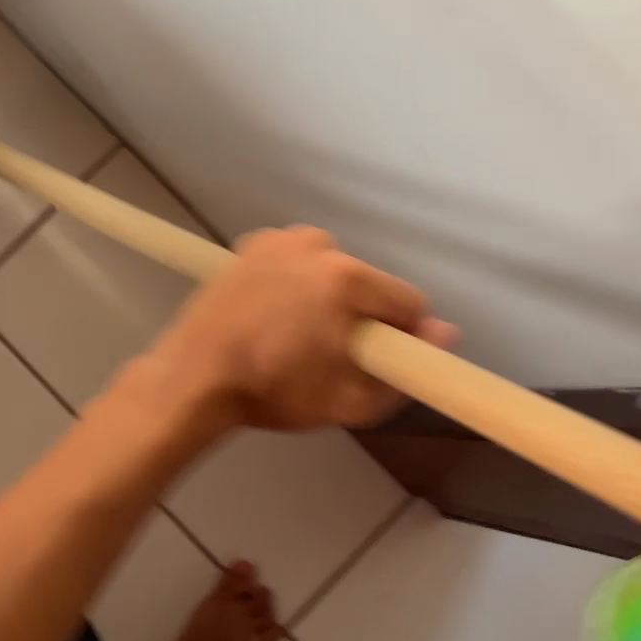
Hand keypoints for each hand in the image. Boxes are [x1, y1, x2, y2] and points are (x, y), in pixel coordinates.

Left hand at [143, 226, 457, 431]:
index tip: (380, 360)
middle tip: (330, 353)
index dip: (404, 336)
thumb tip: (444, 334)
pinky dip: (293, 283)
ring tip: (297, 336)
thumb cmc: (274, 389)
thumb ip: (406, 370)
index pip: (409, 302)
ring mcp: (275, 241)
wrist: (196, 374)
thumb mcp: (352, 400)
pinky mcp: (247, 247)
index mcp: (345, 277)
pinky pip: (293, 264)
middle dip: (360, 314)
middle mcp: (313, 245)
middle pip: (365, 282)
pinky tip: (272, 315)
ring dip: (326, 296)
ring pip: (328, 270)